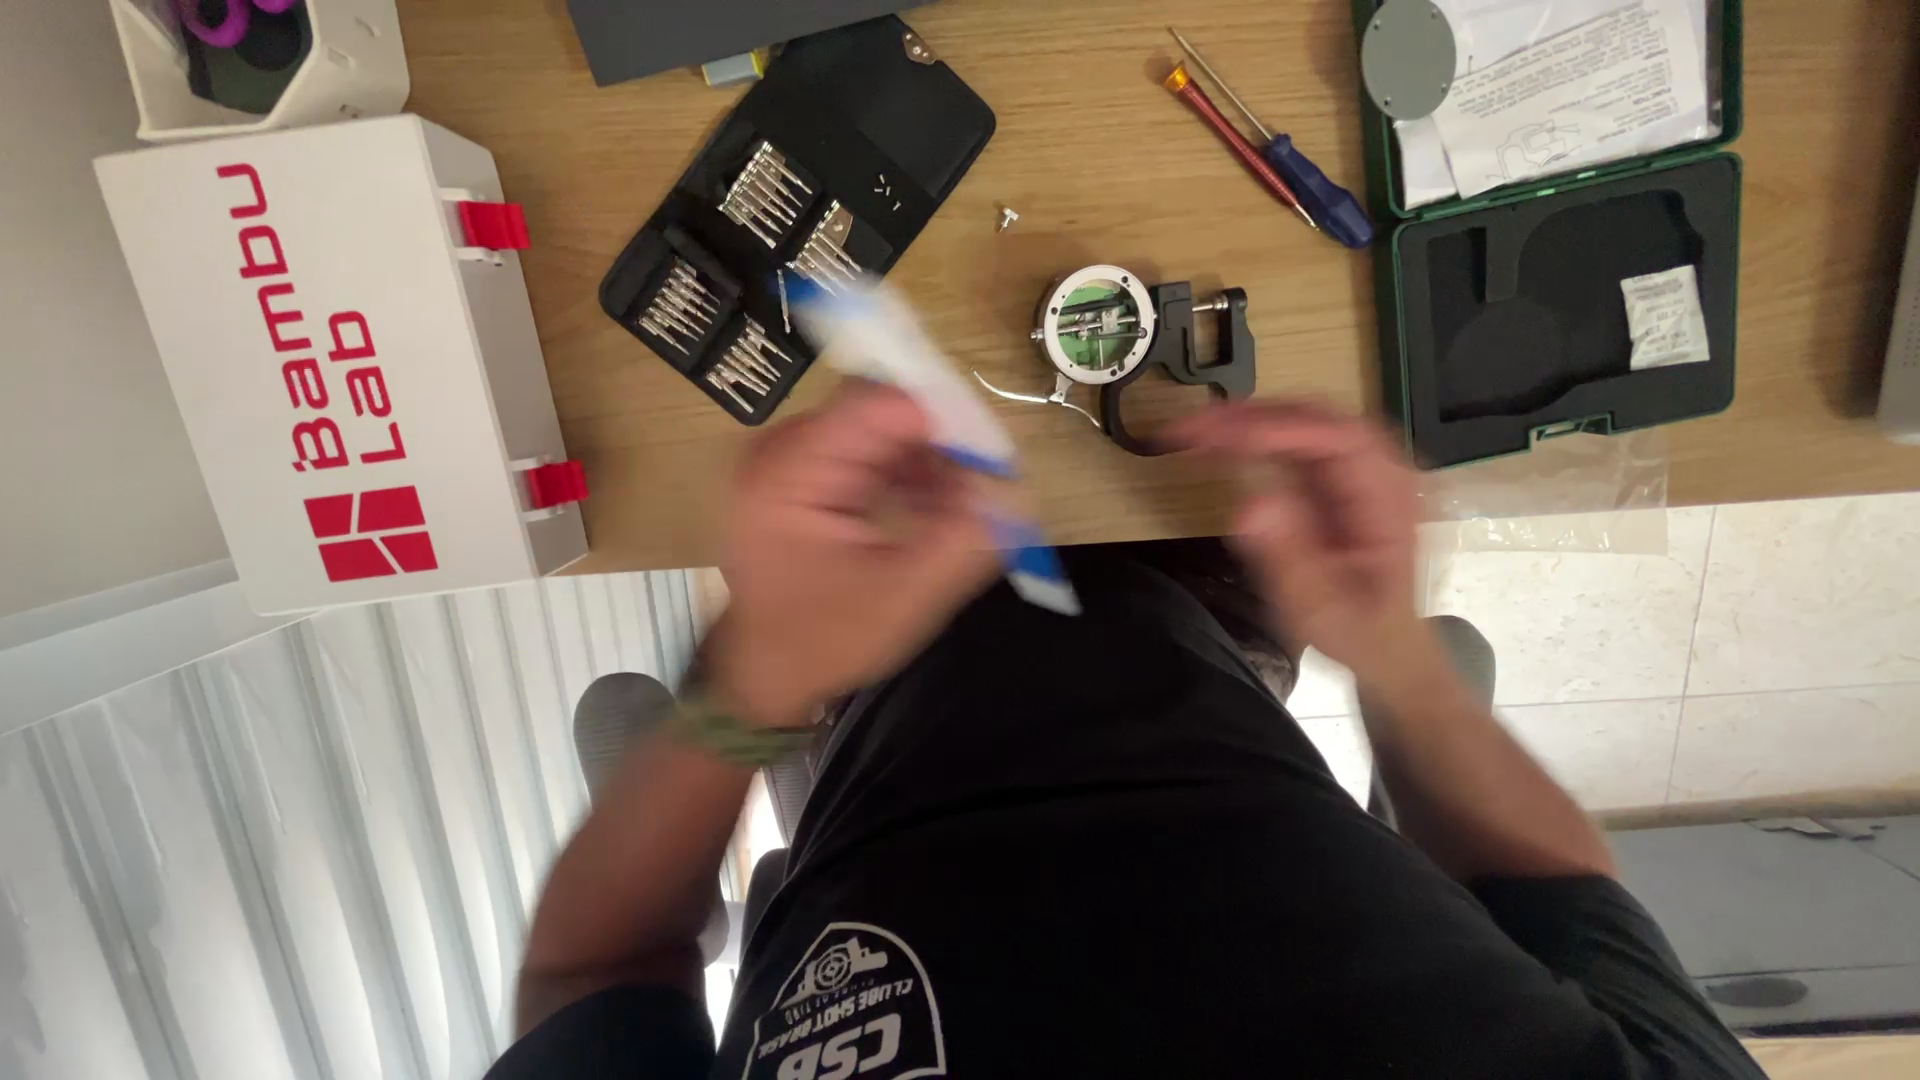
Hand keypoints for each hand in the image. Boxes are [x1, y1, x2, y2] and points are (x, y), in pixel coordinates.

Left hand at [708, 381, 1001, 726]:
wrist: (770, 674)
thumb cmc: (824, 643)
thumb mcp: (903, 597)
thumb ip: (963, 540)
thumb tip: (1013, 490)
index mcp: (788, 473)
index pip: (877, 404)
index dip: (943, 418)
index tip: (989, 457)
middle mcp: (779, 451)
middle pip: (877, 411)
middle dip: (937, 444)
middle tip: (979, 487)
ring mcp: (786, 461)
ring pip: (877, 430)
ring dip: (924, 462)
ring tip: (953, 510)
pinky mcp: (799, 476)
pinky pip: (865, 452)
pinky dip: (904, 475)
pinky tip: (925, 511)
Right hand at [1165, 402, 1439, 689]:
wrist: (1384, 646)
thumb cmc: (1358, 633)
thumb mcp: (1321, 609)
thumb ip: (1289, 559)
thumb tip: (1250, 505)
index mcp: (1390, 500)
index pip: (1340, 441)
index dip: (1280, 429)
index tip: (1224, 436)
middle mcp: (1378, 473)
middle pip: (1318, 419)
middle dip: (1253, 416)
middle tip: (1193, 426)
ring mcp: (1356, 473)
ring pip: (1302, 423)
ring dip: (1247, 421)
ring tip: (1194, 431)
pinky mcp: (1332, 480)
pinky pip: (1292, 443)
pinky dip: (1252, 437)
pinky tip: (1216, 444)